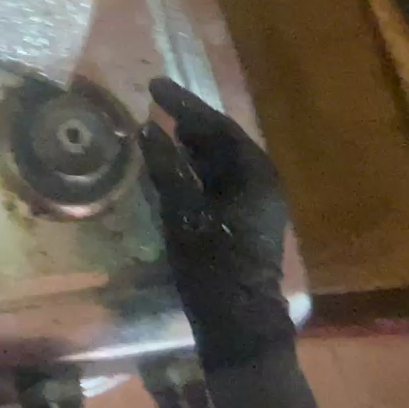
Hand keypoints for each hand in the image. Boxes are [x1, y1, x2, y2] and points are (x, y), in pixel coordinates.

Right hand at [138, 77, 293, 369]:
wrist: (237, 320)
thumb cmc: (212, 264)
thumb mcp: (182, 212)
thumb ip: (166, 168)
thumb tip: (148, 129)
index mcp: (255, 175)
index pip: (218, 126)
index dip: (185, 104)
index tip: (154, 87)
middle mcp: (260, 183)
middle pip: (221, 140)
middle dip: (189, 119)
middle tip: (155, 101)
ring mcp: (253, 202)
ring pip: (219, 159)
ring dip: (190, 141)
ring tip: (161, 124)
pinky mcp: (241, 219)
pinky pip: (216, 178)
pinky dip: (193, 165)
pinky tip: (172, 161)